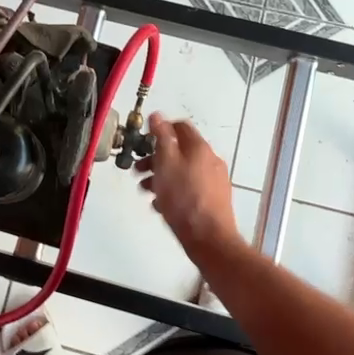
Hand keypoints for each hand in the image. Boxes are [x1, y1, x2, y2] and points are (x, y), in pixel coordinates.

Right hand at [137, 114, 244, 256]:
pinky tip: (162, 205)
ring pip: (183, 170)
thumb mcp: (166, 164)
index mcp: (199, 148)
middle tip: (139, 170)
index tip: (144, 143)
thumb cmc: (183, 199)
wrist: (209, 238)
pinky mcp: (214, 199)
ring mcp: (214, 181)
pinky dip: (174, 190)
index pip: (180, 126)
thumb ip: (161, 138)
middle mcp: (210, 160)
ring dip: (162, 176)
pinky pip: (190, 188)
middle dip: (157, 158)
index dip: (160, 130)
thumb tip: (157, 116)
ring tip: (147, 190)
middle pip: (180, 150)